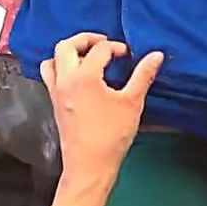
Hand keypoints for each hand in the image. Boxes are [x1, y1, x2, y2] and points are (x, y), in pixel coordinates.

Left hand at [40, 32, 163, 199]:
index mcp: (83, 76)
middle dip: (85, 39)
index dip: (117, 48)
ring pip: (53, 60)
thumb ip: (143, 75)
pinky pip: (50, 75)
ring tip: (88, 57)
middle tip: (104, 43)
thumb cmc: (112, 135)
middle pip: (66, 46)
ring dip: (69, 53)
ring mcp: (56, 91)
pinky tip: (79, 77)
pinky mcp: (54, 102)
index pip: (100, 50)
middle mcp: (64, 79)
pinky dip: (61, 68)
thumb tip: (156, 55)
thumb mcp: (132, 102)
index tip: (128, 55)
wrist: (89, 166)